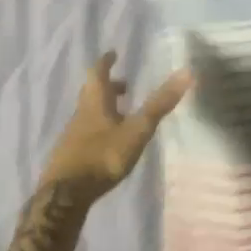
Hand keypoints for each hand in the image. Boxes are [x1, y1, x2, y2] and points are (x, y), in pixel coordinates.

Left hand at [40, 51, 192, 199]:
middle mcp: (80, 115)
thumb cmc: (102, 156)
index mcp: (95, 103)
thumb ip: (159, 104)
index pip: (98, 73)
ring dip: (103, 110)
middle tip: (124, 86)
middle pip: (91, 93)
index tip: (113, 53)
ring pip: (87, 115)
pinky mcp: (69, 158)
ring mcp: (71, 137)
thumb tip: (187, 71)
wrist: (64, 197)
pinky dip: (97, 131)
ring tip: (120, 116)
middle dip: (107, 86)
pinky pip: (84, 135)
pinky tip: (107, 145)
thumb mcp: (136, 130)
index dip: (105, 62)